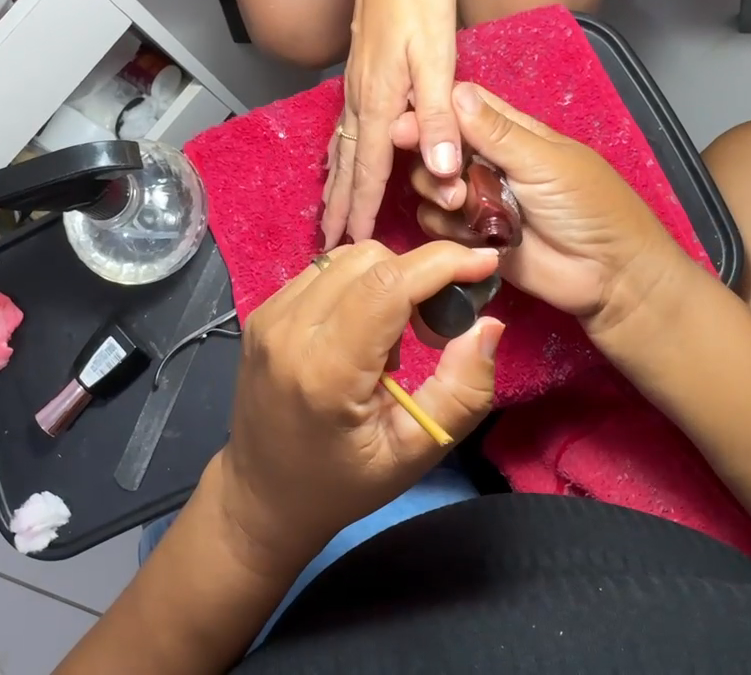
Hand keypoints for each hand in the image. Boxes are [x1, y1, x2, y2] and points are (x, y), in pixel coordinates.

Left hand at [216, 240, 503, 567]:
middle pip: (370, 260)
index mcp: (325, 371)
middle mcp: (289, 331)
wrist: (262, 492)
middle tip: (435, 329)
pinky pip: (322, 271)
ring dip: (388, 280)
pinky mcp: (263, 311)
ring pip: (346, 258)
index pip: (386, 286)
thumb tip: (488, 324)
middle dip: (419, 277)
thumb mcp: (416, 453)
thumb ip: (462, 392)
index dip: (441, 263)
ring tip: (396, 339)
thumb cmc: (342, 482)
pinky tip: (362, 332)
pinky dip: (357, 286)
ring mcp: (269, 316)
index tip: (485, 265)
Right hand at [322, 0, 459, 246]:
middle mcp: (360, 100)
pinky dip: (337, 156)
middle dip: (337, 205)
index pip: (368, 167)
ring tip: (327, 213)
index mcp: (379, 101)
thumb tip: (440, 167)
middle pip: (345, 164)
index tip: (352, 243)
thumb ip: (439, 112)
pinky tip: (338, 159)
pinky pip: (343, 129)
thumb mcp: (437, 54)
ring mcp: (355, 87)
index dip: (362, 207)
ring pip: (340, 147)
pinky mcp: (360, 75)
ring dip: (334, 184)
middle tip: (327, 244)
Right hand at [410, 84, 691, 335]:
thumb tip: (454, 89)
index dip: (430, 112)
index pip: (459, 108)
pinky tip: (468, 235)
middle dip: (430, 157)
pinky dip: (444, 227)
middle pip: (435, 146)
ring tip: (461, 205)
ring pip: (430, 184)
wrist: (609, 276)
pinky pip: (436, 223)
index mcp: (509, 132)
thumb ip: (497, 132)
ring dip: (437, 192)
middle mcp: (487, 161)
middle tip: (444, 173)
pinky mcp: (470, 236)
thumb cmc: (589, 206)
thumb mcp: (545, 162)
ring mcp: (476, 199)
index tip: (405, 123)